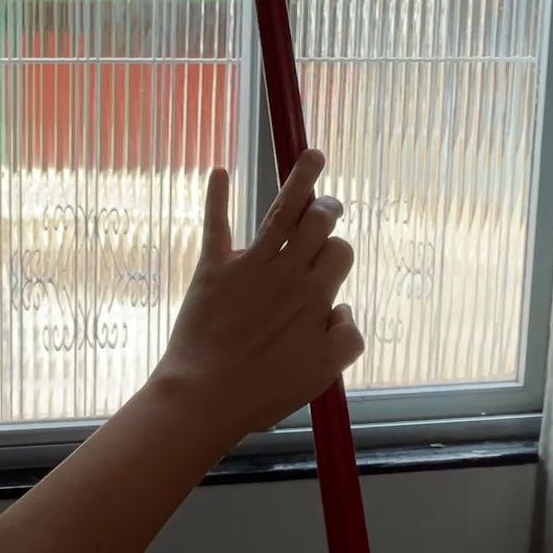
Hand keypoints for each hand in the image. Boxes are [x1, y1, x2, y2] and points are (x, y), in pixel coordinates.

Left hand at [151, 150, 364, 445]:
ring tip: (313, 156)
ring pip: (280, 212)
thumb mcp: (322, 374)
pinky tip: (217, 171)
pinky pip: (216, 225)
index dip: (339, 251)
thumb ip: (345, 339)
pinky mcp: (213, 267)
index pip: (339, 252)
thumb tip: (341, 307)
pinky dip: (216, 197)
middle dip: (327, 208)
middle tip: (329, 203)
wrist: (206, 395)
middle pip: (316, 223)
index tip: (331, 262)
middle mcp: (285, 272)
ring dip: (299, 181)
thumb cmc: (264, 390)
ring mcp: (248, 265)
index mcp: (313, 297)